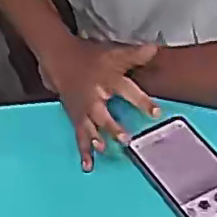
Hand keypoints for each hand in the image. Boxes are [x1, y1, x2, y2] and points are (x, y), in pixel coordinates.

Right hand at [37, 38, 160, 170]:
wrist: (60, 58)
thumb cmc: (91, 58)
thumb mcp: (113, 54)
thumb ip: (135, 55)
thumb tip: (155, 49)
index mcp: (107, 81)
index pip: (128, 91)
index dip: (143, 101)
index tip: (157, 113)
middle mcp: (94, 98)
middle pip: (104, 115)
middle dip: (113, 127)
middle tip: (125, 139)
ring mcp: (84, 112)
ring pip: (90, 128)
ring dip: (95, 140)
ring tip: (102, 149)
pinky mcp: (76, 120)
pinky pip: (80, 138)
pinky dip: (84, 153)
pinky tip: (87, 167)